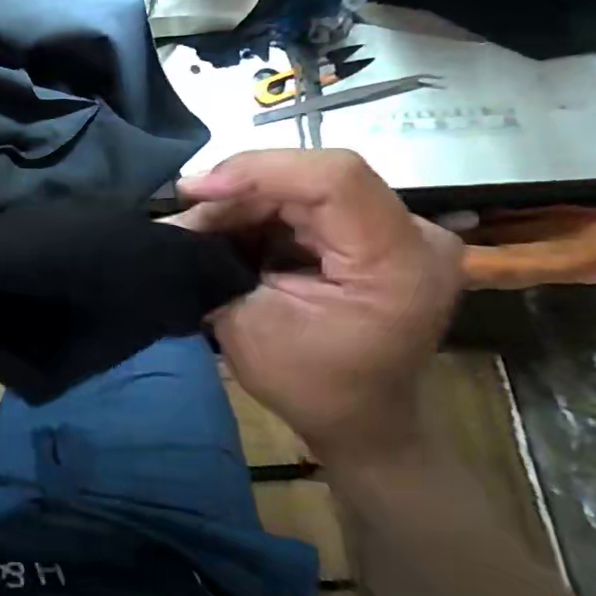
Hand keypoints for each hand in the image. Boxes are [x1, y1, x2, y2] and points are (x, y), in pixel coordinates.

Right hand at [169, 150, 462, 463]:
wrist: (361, 424)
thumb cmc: (313, 390)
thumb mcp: (251, 328)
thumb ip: (218, 264)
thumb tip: (182, 216)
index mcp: (399, 261)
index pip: (335, 179)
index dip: (259, 171)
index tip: (196, 190)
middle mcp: (414, 234)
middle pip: (315, 180)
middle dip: (240, 192)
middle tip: (185, 214)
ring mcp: (400, 231)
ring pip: (307, 188)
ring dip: (245, 203)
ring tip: (197, 224)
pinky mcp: (377, 234)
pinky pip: (313, 205)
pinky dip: (263, 215)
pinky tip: (226, 228)